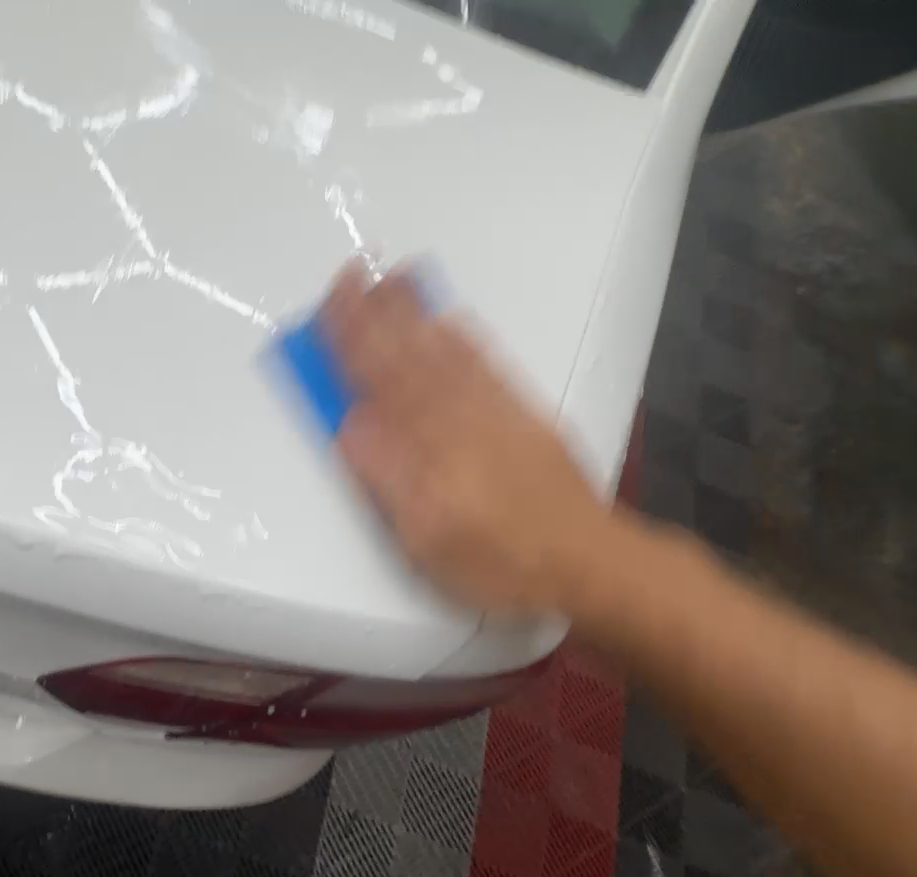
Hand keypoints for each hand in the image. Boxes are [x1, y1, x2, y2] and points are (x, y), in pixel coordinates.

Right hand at [325, 258, 620, 615]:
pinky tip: (448, 319)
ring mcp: (495, 413)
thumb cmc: (497, 562)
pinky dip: (463, 337)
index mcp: (427, 449)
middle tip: (352, 271)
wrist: (589, 564)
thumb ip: (386, 479)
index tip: (328, 305)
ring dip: (414, 312)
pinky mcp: (523, 417)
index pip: (377, 383)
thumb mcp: (424, 539)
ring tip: (391, 276)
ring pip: (445, 352)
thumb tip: (351, 427)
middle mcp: (460, 420)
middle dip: (375, 312)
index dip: (350, 341)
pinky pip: (488, 365)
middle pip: (407, 357)